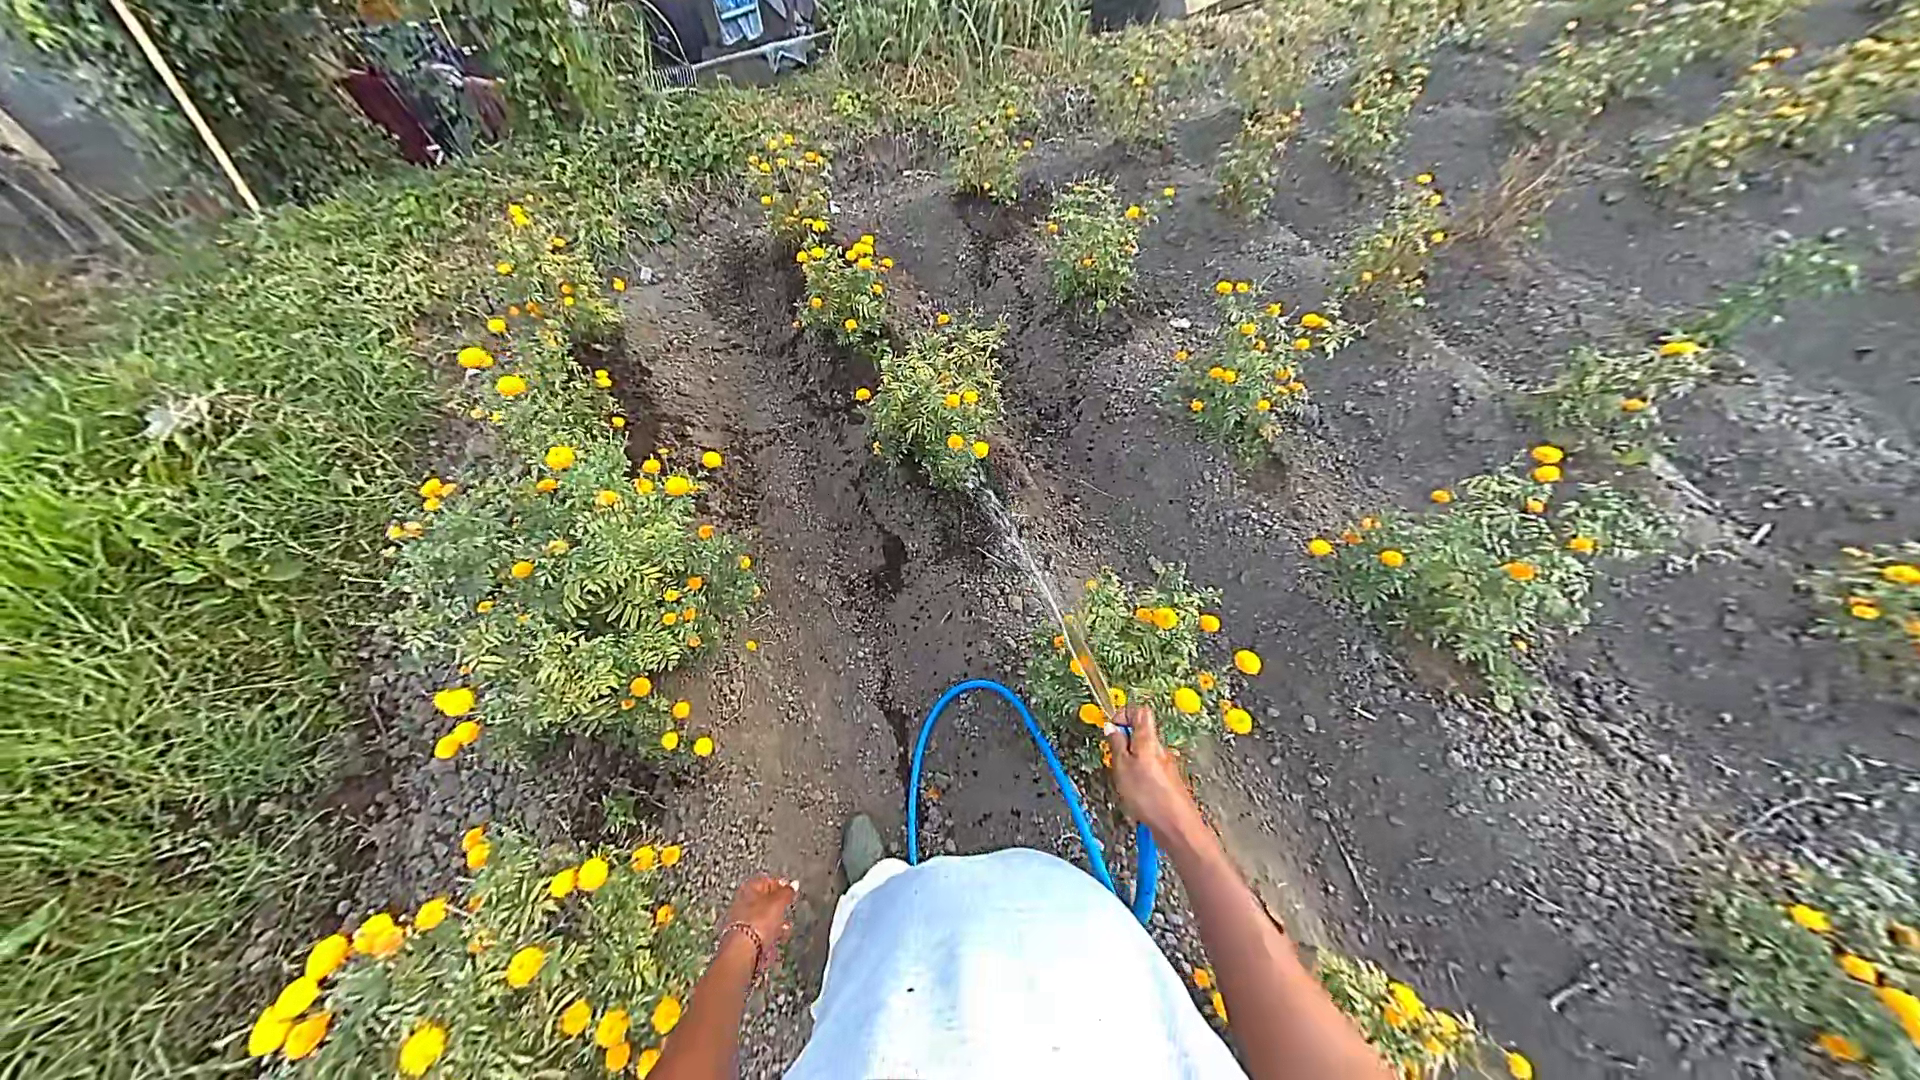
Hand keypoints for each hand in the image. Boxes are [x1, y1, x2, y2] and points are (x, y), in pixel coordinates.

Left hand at [722, 874, 799, 952]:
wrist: (742, 951)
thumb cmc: (761, 920)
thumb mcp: (779, 902)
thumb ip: (787, 892)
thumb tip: (794, 884)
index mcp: (749, 888)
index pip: (767, 881)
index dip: (781, 885)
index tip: (791, 893)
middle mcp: (742, 902)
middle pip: (764, 900)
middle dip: (778, 906)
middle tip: (788, 910)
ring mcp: (741, 921)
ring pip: (763, 917)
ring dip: (776, 922)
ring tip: (786, 928)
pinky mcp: (743, 938)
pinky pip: (760, 932)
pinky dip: (770, 934)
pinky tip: (778, 939)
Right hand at [1104, 705, 1202, 838]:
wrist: (1176, 826)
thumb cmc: (1149, 797)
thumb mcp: (1121, 766)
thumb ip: (1116, 743)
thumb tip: (1111, 727)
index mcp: (1148, 740)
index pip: (1140, 711)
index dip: (1123, 715)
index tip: (1112, 729)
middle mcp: (1160, 749)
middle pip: (1141, 732)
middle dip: (1124, 743)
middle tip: (1115, 758)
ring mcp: (1166, 765)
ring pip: (1144, 752)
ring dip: (1130, 761)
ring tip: (1125, 780)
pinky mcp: (1168, 781)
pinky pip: (1149, 769)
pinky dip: (1140, 775)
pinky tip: (1136, 793)